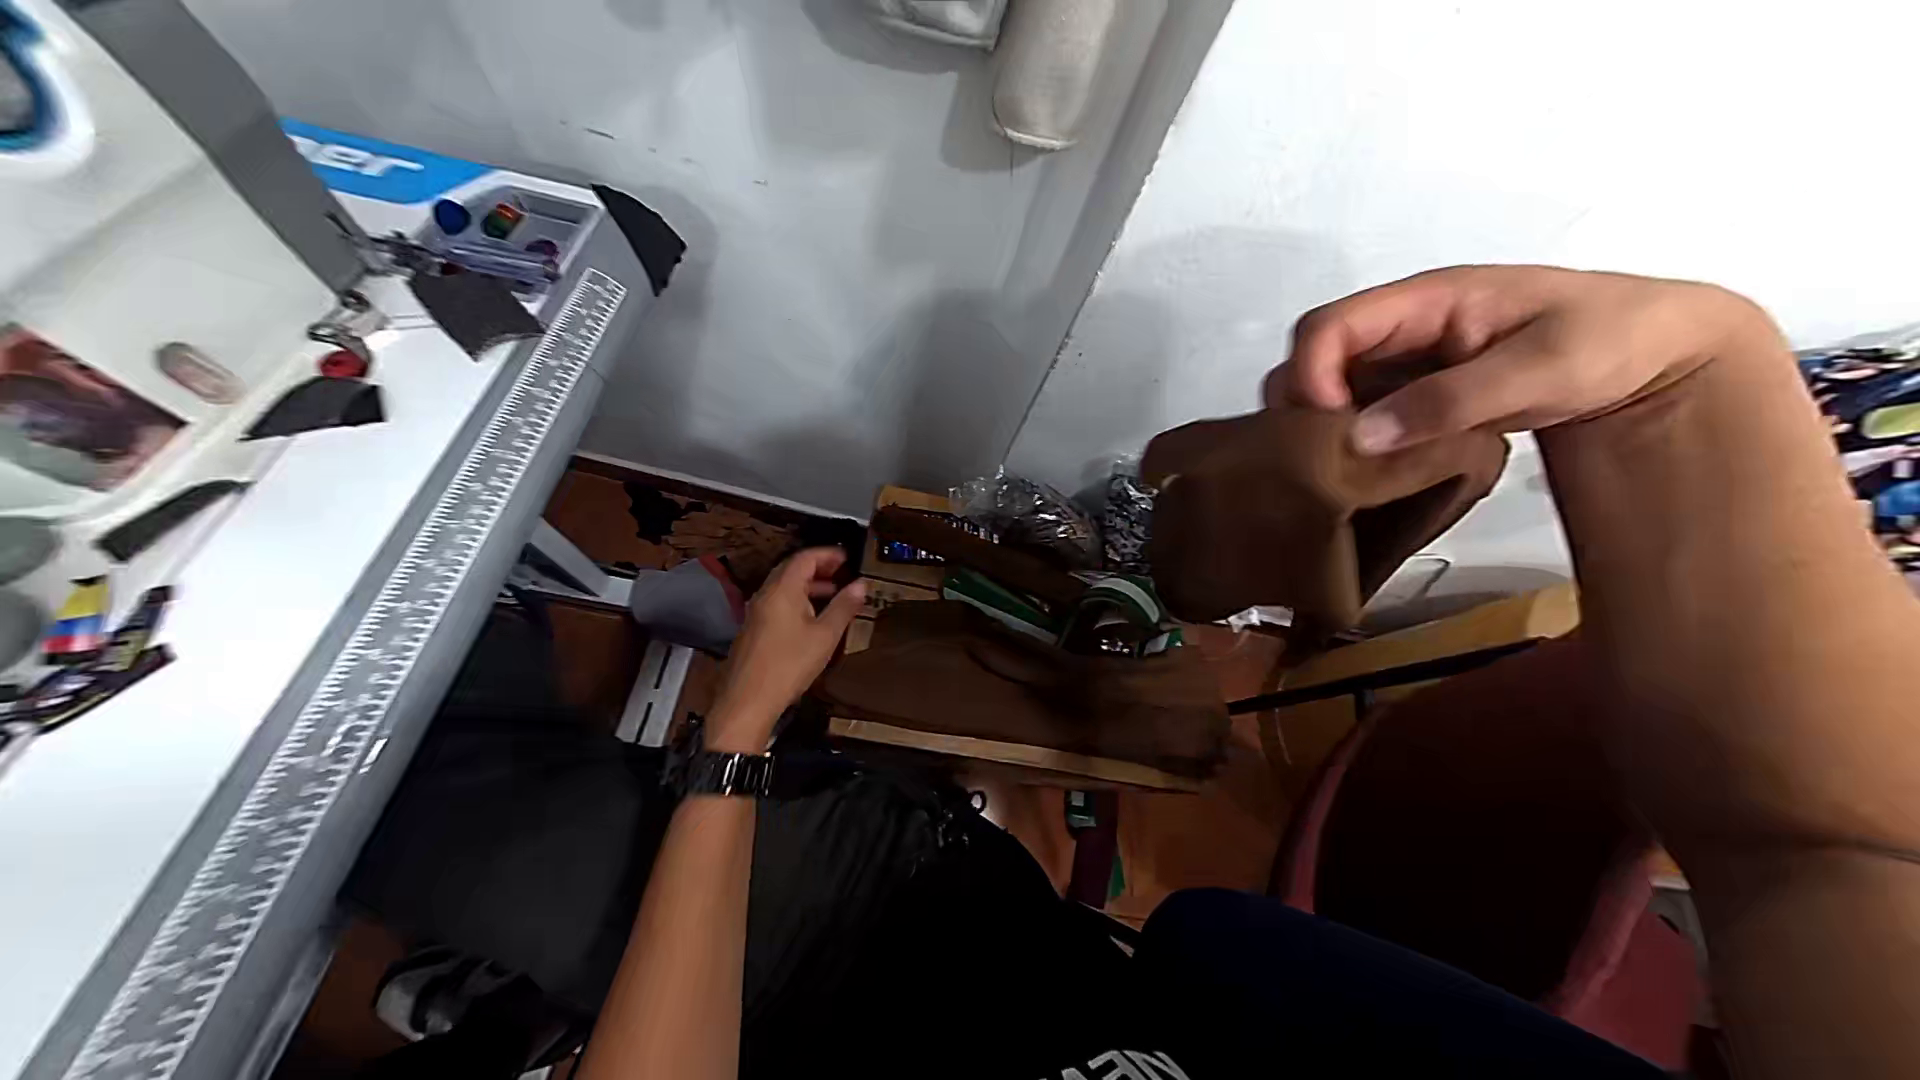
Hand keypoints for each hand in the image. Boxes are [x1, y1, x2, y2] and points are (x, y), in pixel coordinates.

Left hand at [704, 548, 865, 752]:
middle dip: (819, 568)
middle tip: (842, 572)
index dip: (828, 554)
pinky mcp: (753, 631)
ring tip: (833, 595)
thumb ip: (844, 606)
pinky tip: (812, 620)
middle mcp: (765, 595)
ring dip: (809, 586)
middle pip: (792, 570)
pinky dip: (798, 601)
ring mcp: (755, 613)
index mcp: (782, 589)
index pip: (805, 558)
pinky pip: (777, 604)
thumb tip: (861, 584)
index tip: (847, 557)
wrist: (747, 702)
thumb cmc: (789, 665)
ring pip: (784, 588)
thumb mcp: (825, 635)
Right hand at [1272, 265, 1772, 453]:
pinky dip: (1348, 439)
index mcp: (1424, 301)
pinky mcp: (1406, 392)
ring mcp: (1399, 361)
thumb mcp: (1544, 368)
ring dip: (1323, 427)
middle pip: (1309, 359)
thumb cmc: (1611, 342)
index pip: (1326, 327)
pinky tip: (1369, 464)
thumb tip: (1360, 438)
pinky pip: (1352, 412)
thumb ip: (1451, 401)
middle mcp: (1397, 328)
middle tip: (1326, 453)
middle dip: (1304, 406)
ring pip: (1323, 389)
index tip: (1332, 427)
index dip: (1310, 374)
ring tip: (1347, 464)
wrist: (1658, 356)